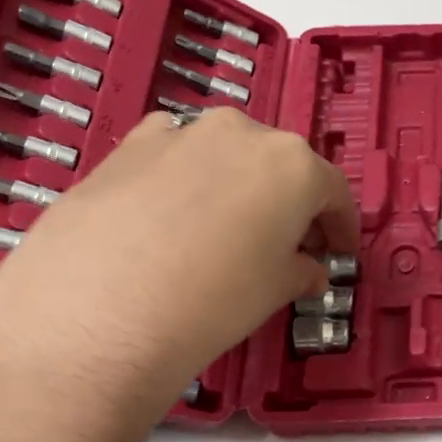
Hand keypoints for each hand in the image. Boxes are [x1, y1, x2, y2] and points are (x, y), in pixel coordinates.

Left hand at [0, 108, 359, 433]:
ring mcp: (179, 132)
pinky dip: (187, 182)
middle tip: (290, 248)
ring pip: (225, 157)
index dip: (342, 227)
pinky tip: (175, 221)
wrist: (99, 308)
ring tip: (229, 236)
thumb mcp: (278, 290)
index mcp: (293, 164)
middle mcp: (240, 132)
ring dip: (238, 189)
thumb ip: (301, 270)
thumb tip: (305, 268)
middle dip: (291, 204)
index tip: (340, 253)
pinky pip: (175, 158)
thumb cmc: (215, 300)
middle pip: (280, 165)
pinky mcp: (127, 146)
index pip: (334, 191)